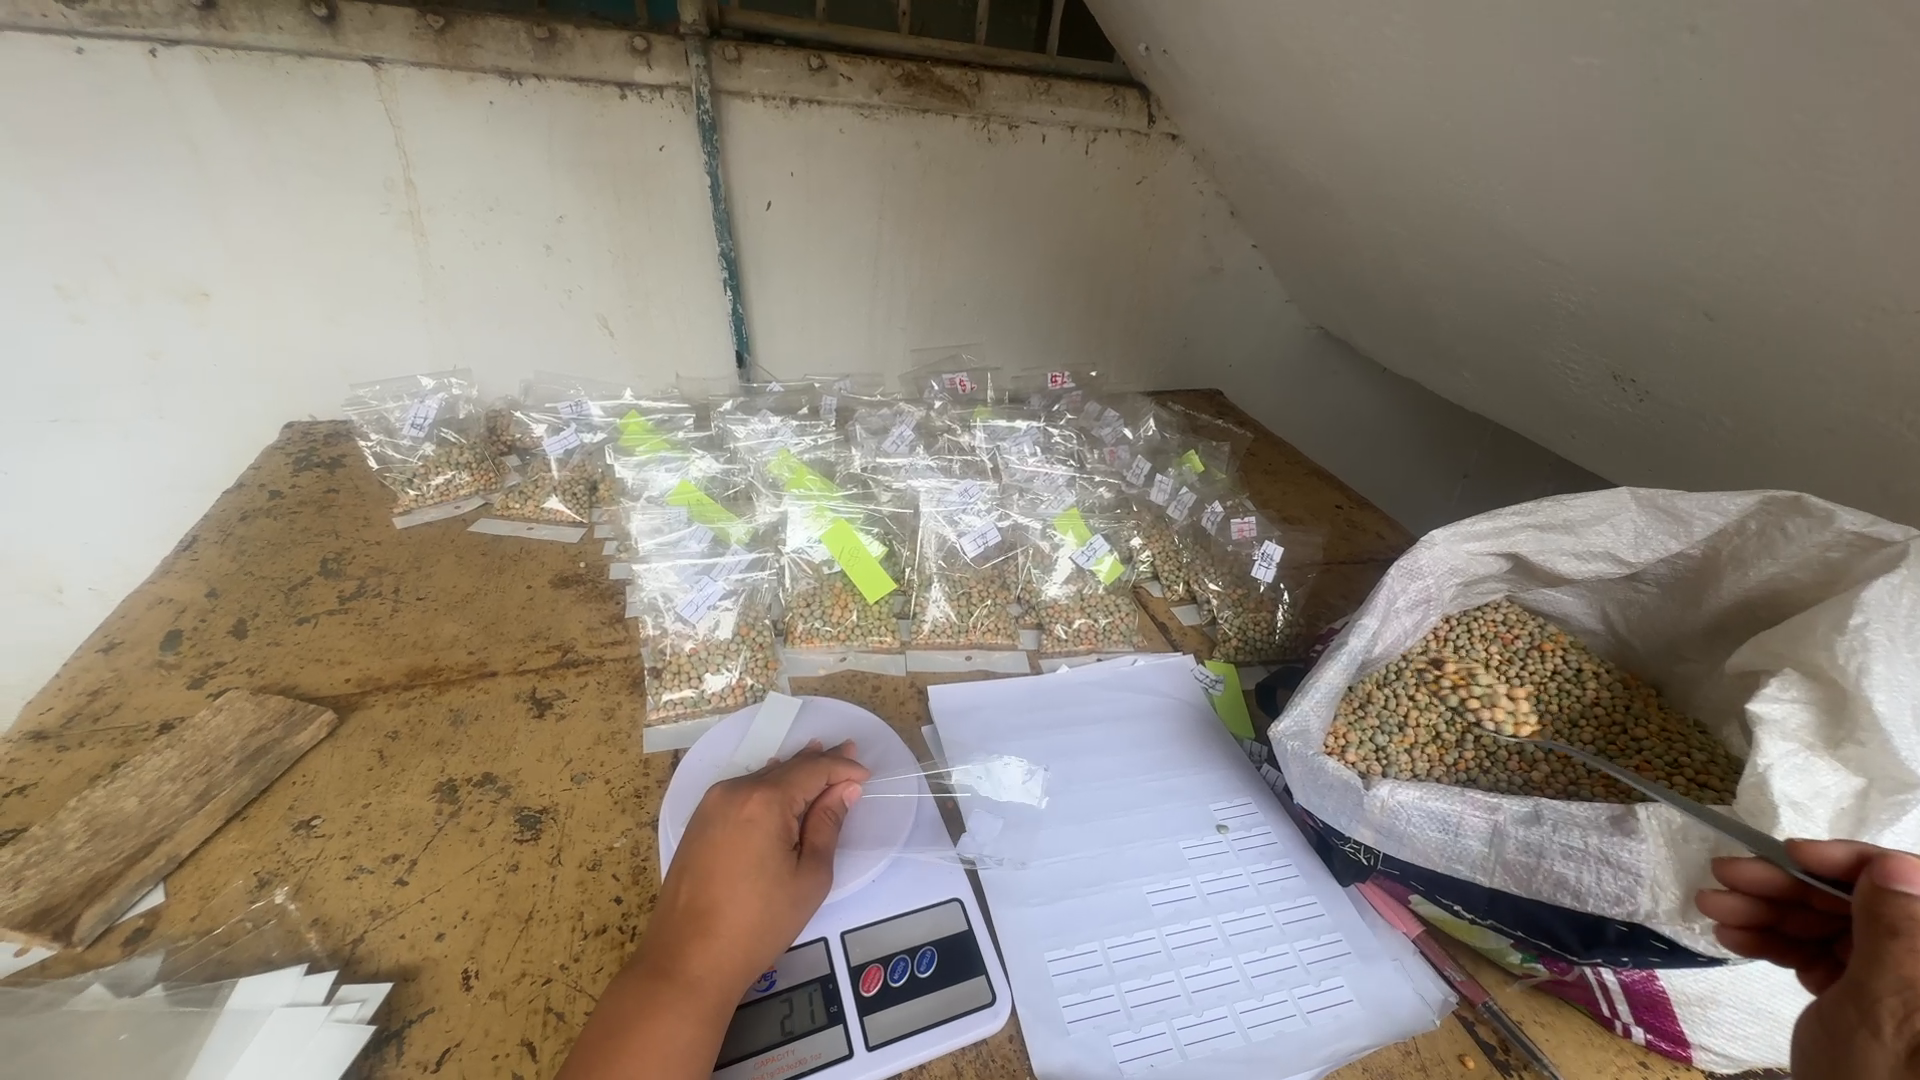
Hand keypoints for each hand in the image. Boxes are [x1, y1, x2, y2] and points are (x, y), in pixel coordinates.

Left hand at [558, 740, 867, 1079]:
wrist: (686, 962)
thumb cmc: (757, 924)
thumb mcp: (809, 877)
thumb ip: (827, 825)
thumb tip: (844, 790)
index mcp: (765, 800)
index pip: (813, 770)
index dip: (841, 768)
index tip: (866, 773)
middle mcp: (735, 791)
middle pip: (787, 767)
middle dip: (820, 762)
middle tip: (849, 750)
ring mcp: (712, 805)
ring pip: (763, 776)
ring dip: (794, 771)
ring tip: (820, 756)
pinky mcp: (699, 822)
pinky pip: (744, 791)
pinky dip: (769, 784)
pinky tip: (780, 782)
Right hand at [1696, 839, 1919, 1079]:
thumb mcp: (1885, 1011)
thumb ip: (1898, 935)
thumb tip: (1899, 864)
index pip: (1918, 888)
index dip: (1855, 863)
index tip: (1785, 852)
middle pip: (1869, 906)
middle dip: (1792, 888)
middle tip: (1722, 877)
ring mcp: (1908, 992)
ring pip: (1841, 928)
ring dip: (1773, 913)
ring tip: (1714, 911)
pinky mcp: (1879, 1008)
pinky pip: (1832, 958)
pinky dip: (1782, 943)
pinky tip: (1738, 939)